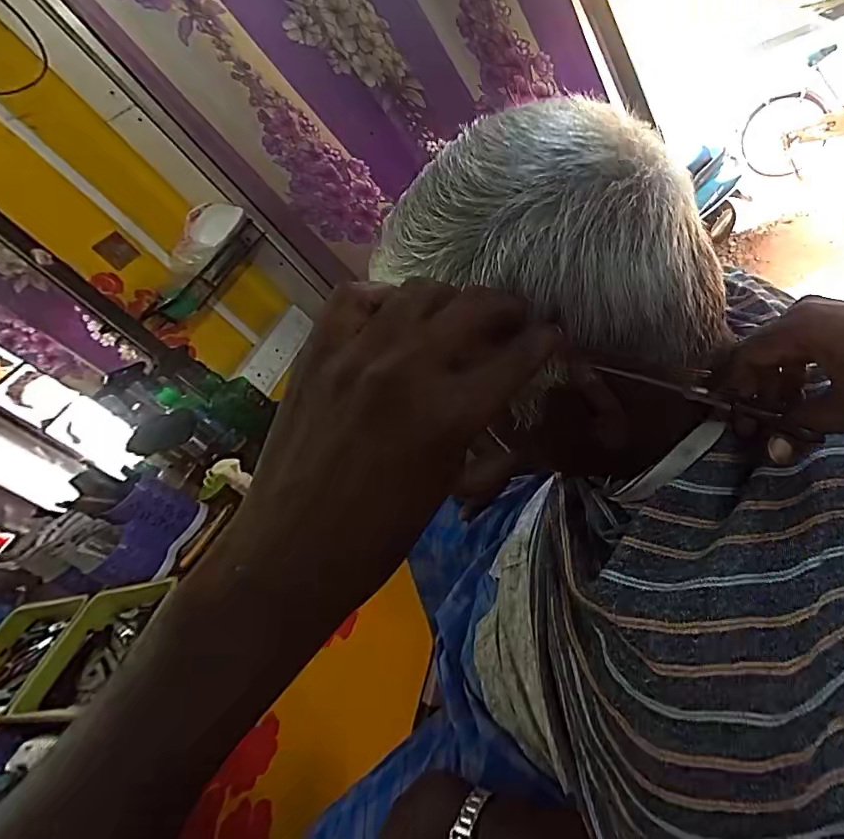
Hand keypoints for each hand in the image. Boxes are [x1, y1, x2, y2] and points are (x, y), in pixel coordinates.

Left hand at [233, 281, 558, 607]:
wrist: (290, 551)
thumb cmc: (379, 535)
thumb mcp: (447, 479)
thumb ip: (474, 421)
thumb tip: (493, 383)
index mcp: (449, 413)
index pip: (515, 357)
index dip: (544, 341)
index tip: (553, 334)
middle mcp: (409, 368)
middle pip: (475, 307)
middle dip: (508, 307)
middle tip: (515, 316)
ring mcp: (358, 353)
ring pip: (422, 292)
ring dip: (452, 300)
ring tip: (457, 315)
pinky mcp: (319, 352)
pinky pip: (356, 297)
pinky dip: (383, 299)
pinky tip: (392, 316)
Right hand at [714, 296, 843, 432]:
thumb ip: (800, 422)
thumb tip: (772, 439)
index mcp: (799, 327)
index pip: (747, 355)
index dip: (736, 387)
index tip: (733, 414)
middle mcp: (804, 310)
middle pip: (762, 349)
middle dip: (756, 385)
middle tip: (758, 418)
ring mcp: (824, 309)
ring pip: (782, 345)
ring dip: (778, 378)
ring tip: (787, 411)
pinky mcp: (840, 316)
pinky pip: (803, 340)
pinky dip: (798, 366)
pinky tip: (810, 392)